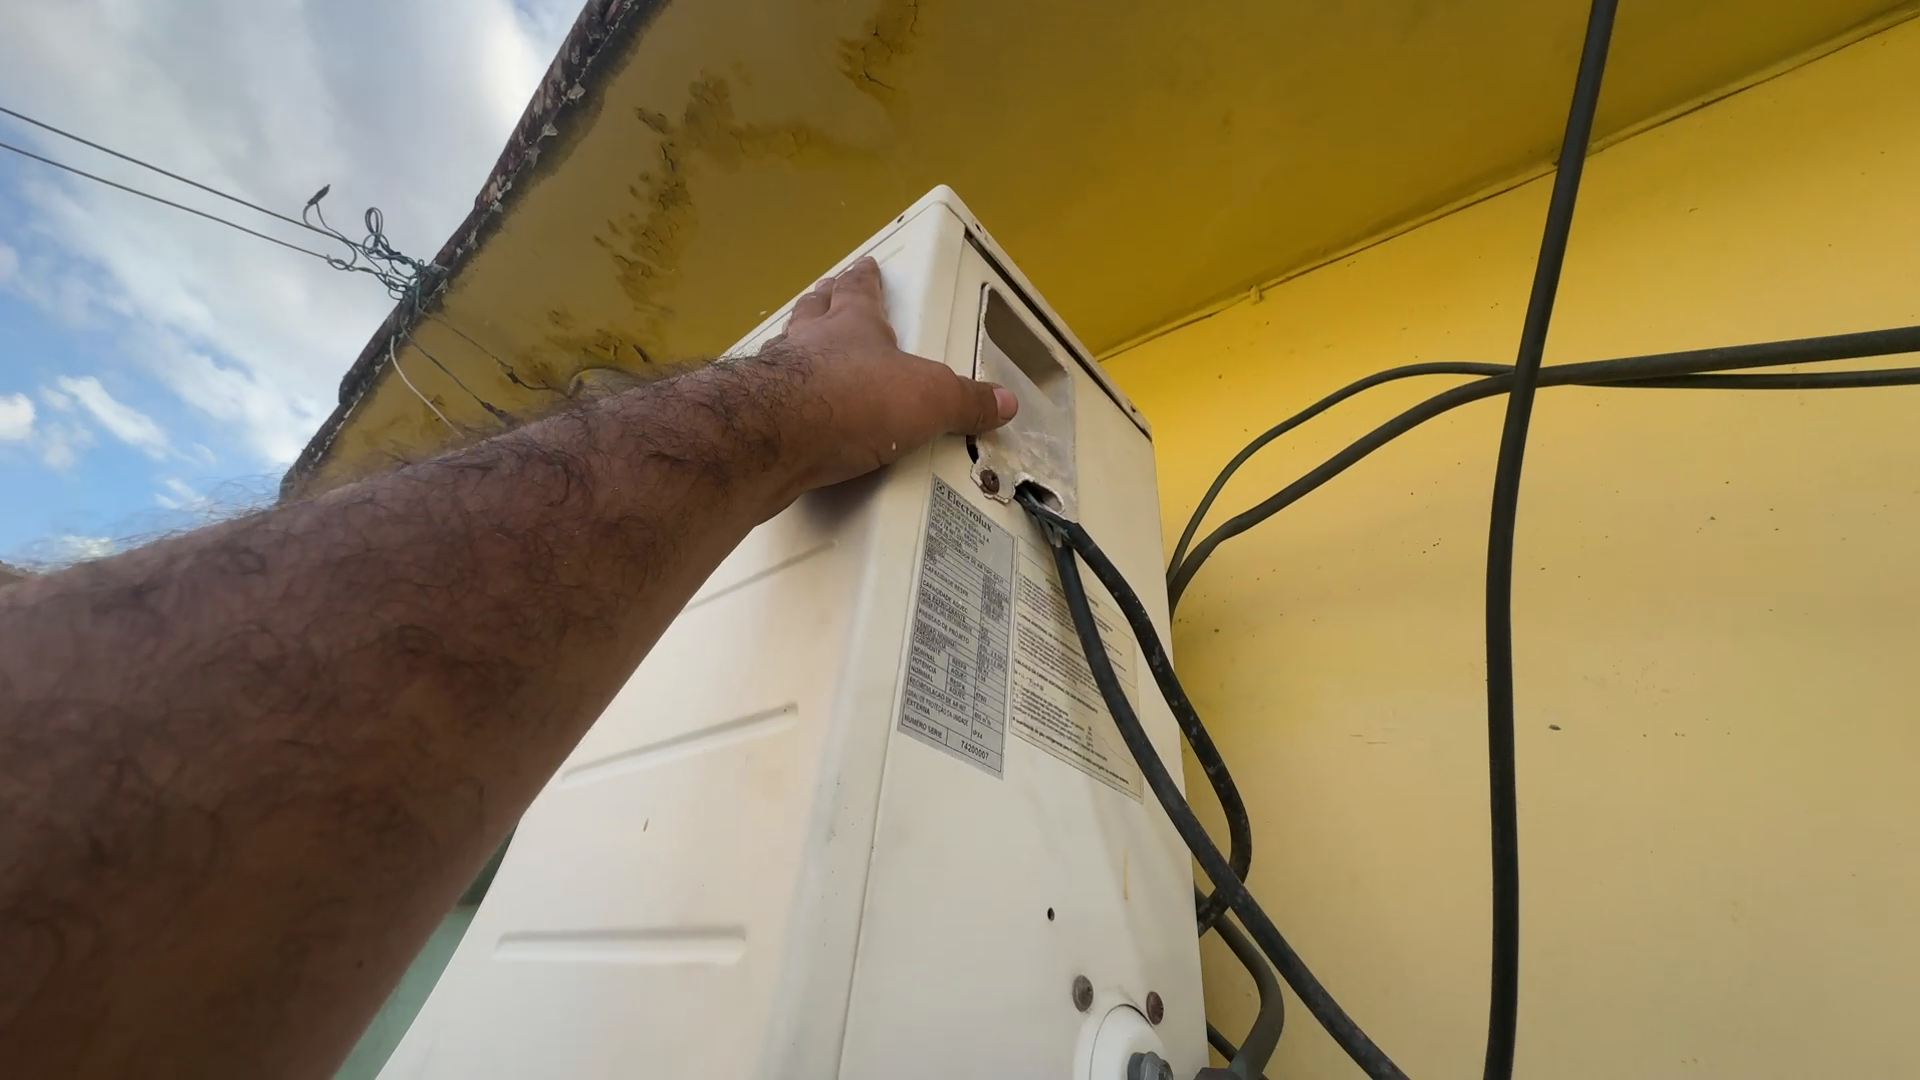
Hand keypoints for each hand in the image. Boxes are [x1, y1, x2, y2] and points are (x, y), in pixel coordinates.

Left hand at [764, 256, 1016, 491]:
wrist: (782, 437)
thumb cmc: (856, 401)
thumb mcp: (931, 399)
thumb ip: (966, 401)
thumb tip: (1003, 402)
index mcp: (853, 326)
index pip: (859, 290)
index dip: (865, 277)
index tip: (866, 265)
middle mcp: (810, 343)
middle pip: (814, 310)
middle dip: (823, 300)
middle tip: (824, 293)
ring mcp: (776, 376)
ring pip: (785, 347)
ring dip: (795, 344)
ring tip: (800, 350)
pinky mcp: (759, 416)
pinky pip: (769, 396)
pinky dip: (777, 397)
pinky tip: (785, 413)